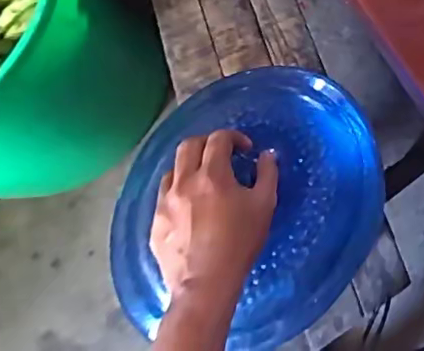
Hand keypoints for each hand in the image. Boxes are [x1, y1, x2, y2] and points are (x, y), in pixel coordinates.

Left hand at [151, 129, 278, 308]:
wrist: (205, 287)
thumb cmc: (239, 243)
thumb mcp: (264, 204)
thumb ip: (268, 173)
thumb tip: (266, 154)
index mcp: (212, 174)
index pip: (219, 138)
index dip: (234, 137)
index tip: (245, 150)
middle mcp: (184, 182)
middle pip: (189, 145)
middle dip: (207, 143)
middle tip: (222, 155)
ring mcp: (165, 204)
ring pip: (173, 169)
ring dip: (189, 167)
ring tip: (203, 181)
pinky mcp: (155, 224)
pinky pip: (163, 197)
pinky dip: (177, 192)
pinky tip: (189, 208)